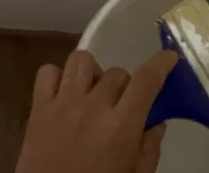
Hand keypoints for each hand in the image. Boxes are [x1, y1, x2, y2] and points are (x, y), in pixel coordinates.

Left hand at [14, 48, 179, 172]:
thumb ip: (148, 150)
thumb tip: (157, 122)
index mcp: (121, 126)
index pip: (146, 80)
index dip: (161, 64)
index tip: (169, 57)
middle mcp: (94, 105)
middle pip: (117, 72)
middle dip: (124, 87)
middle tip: (121, 107)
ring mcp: (63, 102)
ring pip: (82, 60)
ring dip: (93, 74)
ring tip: (92, 94)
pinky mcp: (38, 107)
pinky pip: (48, 72)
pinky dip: (57, 78)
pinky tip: (63, 95)